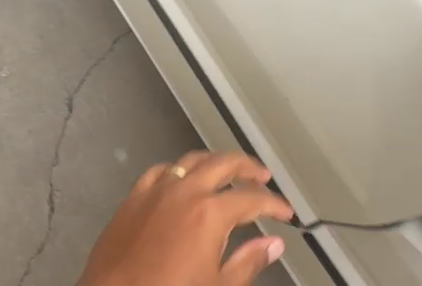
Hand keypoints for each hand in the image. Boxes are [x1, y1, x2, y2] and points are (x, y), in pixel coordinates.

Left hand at [78, 150, 294, 285]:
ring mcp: (157, 189)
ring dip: (215, 162)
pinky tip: (184, 178)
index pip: (251, 200)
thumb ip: (247, 262)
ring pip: (192, 159)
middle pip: (223, 164)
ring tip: (229, 171)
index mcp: (209, 212)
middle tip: (263, 176)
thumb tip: (273, 243)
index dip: (273, 204)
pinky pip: (161, 170)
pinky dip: (179, 169)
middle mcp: (185, 190)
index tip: (286, 213)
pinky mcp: (134, 196)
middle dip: (247, 167)